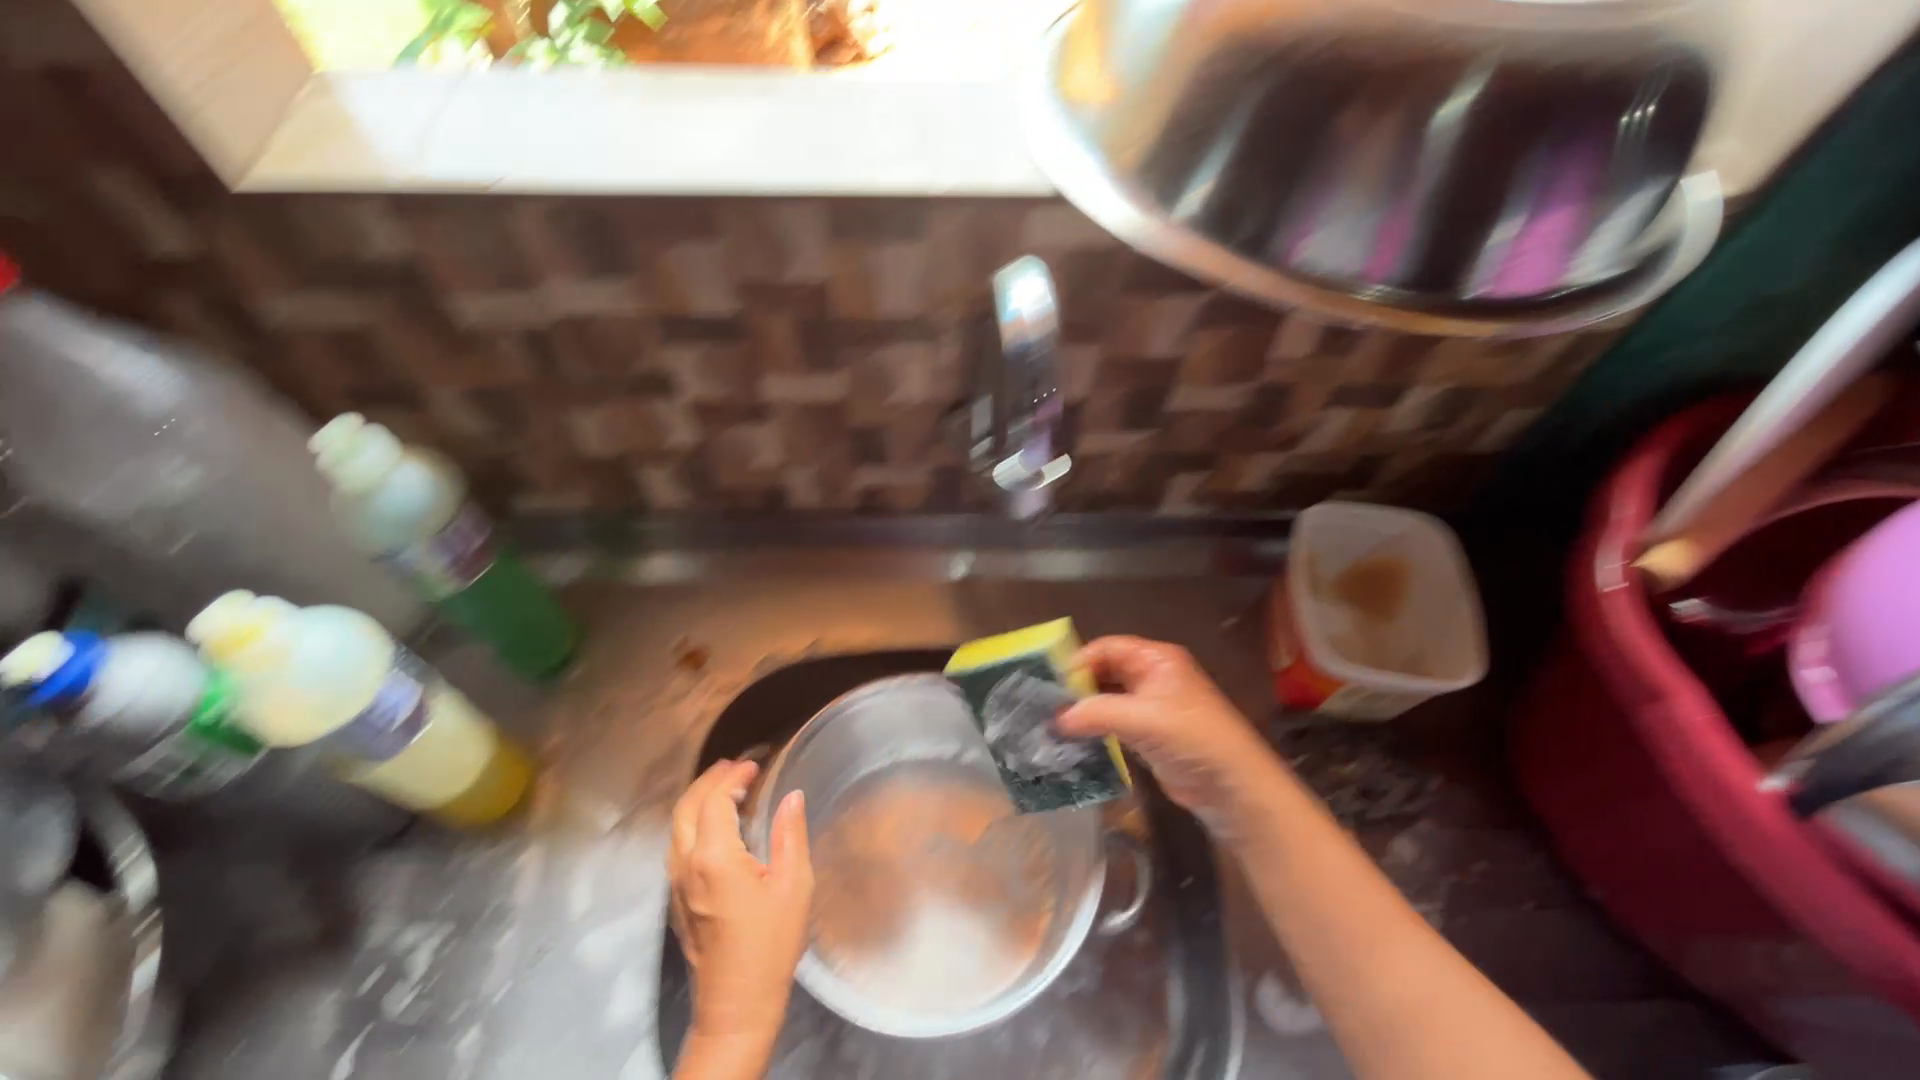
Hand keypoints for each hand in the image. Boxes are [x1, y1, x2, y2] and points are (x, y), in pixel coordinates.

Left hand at [669, 759, 812, 1053]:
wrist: (737, 1003)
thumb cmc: (771, 945)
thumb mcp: (795, 885)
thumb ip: (790, 834)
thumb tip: (792, 796)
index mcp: (714, 856)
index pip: (715, 800)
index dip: (733, 776)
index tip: (755, 763)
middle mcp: (686, 864)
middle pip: (686, 807)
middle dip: (708, 781)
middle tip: (734, 766)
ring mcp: (676, 884)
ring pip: (676, 827)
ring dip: (697, 800)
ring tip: (723, 788)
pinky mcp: (677, 900)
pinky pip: (677, 846)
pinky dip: (692, 823)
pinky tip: (714, 827)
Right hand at [1057, 635, 1284, 838]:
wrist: (1233, 786)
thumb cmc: (1193, 739)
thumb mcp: (1143, 719)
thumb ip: (1096, 712)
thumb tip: (1056, 718)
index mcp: (1157, 659)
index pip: (1107, 648)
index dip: (1079, 661)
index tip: (1050, 684)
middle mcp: (1153, 677)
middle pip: (1105, 672)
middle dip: (1077, 687)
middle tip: (1046, 706)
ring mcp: (1152, 707)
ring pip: (1108, 699)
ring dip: (1084, 711)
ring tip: (1052, 725)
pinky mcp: (1150, 736)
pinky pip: (1114, 724)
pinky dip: (1095, 730)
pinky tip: (1074, 742)